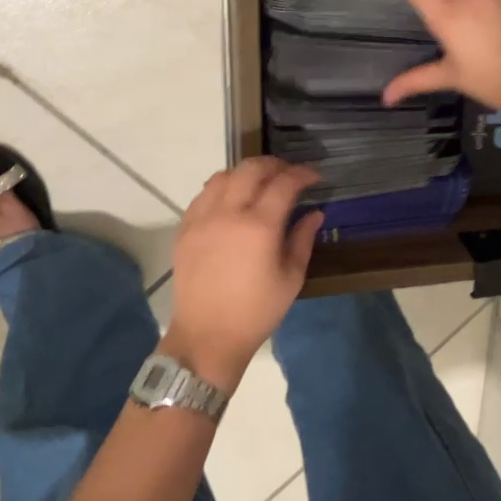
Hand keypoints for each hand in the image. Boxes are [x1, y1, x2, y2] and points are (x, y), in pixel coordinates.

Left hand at [168, 158, 322, 389]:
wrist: (207, 336)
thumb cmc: (257, 311)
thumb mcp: (291, 278)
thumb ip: (303, 239)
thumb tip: (314, 213)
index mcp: (259, 227)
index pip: (284, 183)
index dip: (303, 174)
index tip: (315, 177)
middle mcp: (228, 214)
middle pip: (251, 169)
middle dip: (274, 165)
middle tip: (289, 174)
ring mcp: (202, 219)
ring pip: (223, 176)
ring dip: (245, 172)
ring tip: (259, 183)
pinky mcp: (185, 229)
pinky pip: (203, 195)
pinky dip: (221, 188)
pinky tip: (232, 200)